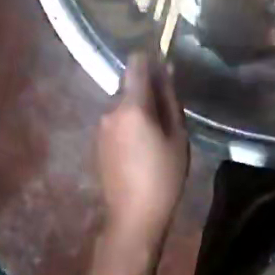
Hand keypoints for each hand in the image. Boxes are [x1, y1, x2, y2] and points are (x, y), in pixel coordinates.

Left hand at [95, 53, 188, 249]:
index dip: (149, 59)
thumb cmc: (164, 176)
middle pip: (128, 85)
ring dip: (137, 107)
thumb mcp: (177, 137)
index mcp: (131, 106)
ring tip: (158, 129)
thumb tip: (167, 71)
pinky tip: (143, 144)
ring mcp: (101, 126)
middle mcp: (110, 110)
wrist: (133, 215)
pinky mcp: (97, 141)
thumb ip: (170, 100)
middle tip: (168, 104)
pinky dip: (129, 122)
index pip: (135, 65)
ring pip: (122, 104)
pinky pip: (116, 121)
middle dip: (146, 88)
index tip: (163, 62)